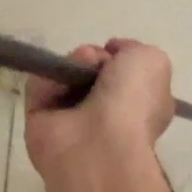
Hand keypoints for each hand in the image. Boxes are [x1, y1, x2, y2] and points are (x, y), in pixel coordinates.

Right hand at [25, 38, 175, 178]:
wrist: (98, 143)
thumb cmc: (132, 103)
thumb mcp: (152, 61)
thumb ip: (134, 48)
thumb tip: (111, 50)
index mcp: (136, 105)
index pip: (122, 73)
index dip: (117, 57)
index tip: (114, 52)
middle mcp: (105, 113)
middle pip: (88, 70)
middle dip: (90, 58)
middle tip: (94, 64)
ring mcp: (71, 119)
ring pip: (64, 75)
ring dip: (70, 66)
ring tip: (75, 76)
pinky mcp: (40, 123)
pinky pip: (39, 89)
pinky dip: (47, 83)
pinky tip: (58, 89)